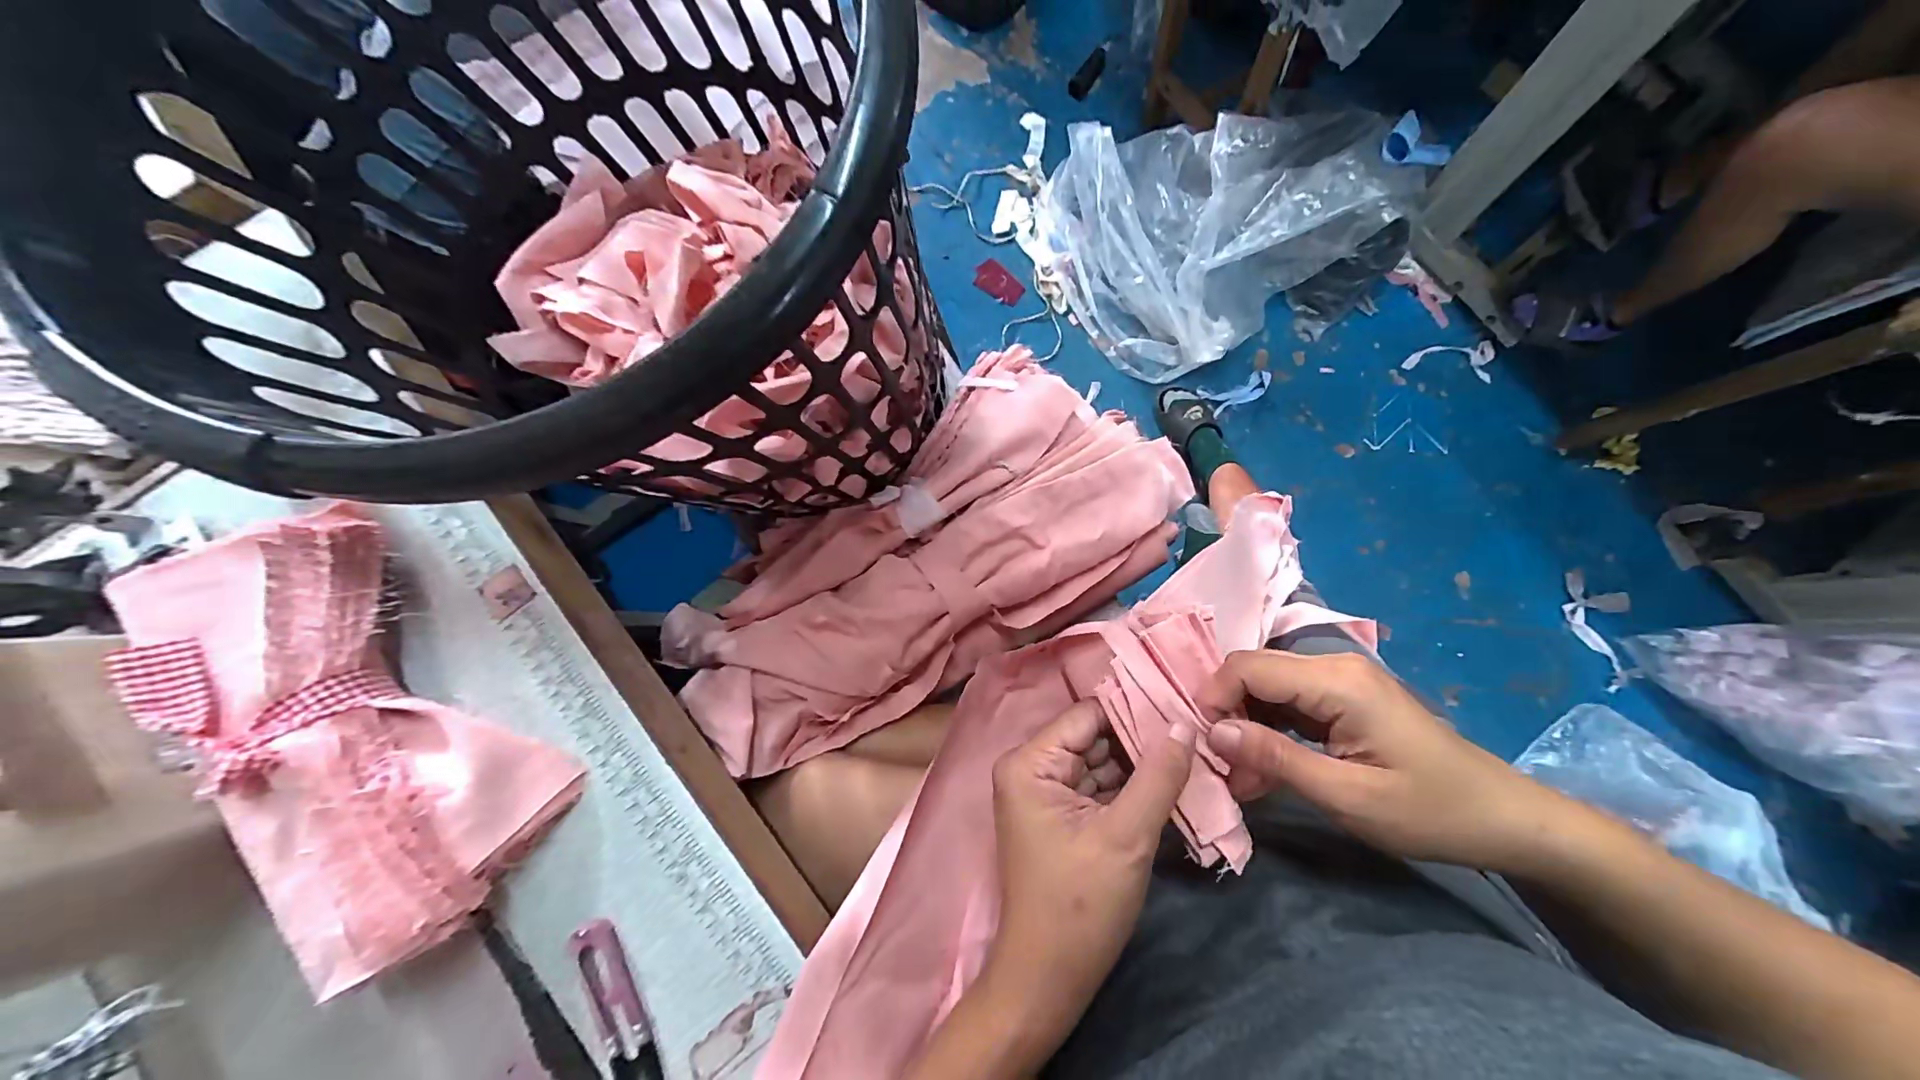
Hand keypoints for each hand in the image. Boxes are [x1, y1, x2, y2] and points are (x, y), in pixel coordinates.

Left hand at [986, 701, 1197, 1041]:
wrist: (1047, 979)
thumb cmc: (1079, 906)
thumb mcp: (1126, 837)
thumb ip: (1157, 776)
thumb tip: (1185, 723)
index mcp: (1030, 763)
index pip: (1088, 715)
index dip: (1137, 710)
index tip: (1186, 705)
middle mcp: (1031, 768)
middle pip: (1095, 736)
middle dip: (1143, 737)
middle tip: (1198, 727)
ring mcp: (1045, 793)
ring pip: (1101, 762)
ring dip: (1142, 763)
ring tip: (1194, 749)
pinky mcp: (1061, 817)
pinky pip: (1100, 788)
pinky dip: (1132, 788)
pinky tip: (1172, 780)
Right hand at [1199, 650, 1593, 875]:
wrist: (1507, 820)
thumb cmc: (1431, 812)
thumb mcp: (1347, 796)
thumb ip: (1275, 758)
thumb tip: (1212, 730)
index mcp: (1336, 681)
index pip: (1246, 667)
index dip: (1213, 699)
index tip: (1204, 745)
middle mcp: (1333, 666)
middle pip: (1252, 672)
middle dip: (1227, 715)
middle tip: (1222, 768)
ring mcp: (1341, 680)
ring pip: (1266, 688)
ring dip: (1247, 728)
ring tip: (1242, 778)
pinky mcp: (1344, 699)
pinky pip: (1289, 703)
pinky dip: (1270, 732)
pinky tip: (1266, 771)